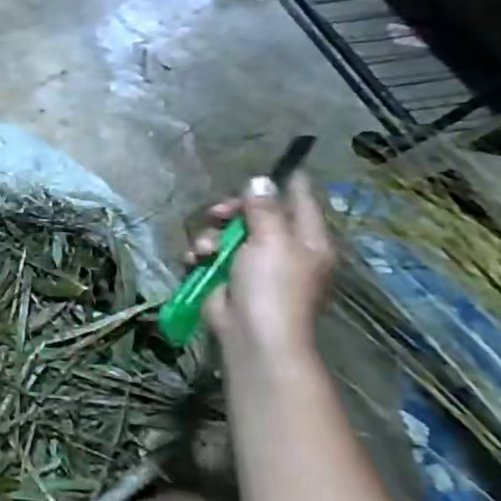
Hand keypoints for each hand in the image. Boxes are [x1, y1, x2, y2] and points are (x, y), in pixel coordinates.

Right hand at [186, 172, 334, 368]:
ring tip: (205, 251)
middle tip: (218, 213)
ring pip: (226, 235)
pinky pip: (209, 256)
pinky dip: (199, 256)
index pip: (300, 202)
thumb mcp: (272, 240)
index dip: (286, 183)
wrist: (253, 334)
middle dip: (232, 211)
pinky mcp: (225, 279)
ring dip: (210, 237)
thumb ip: (264, 209)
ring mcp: (251, 266)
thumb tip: (259, 181)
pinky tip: (194, 260)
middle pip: (255, 215)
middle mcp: (281, 250)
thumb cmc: (273, 286)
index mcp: (306, 240)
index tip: (272, 166)